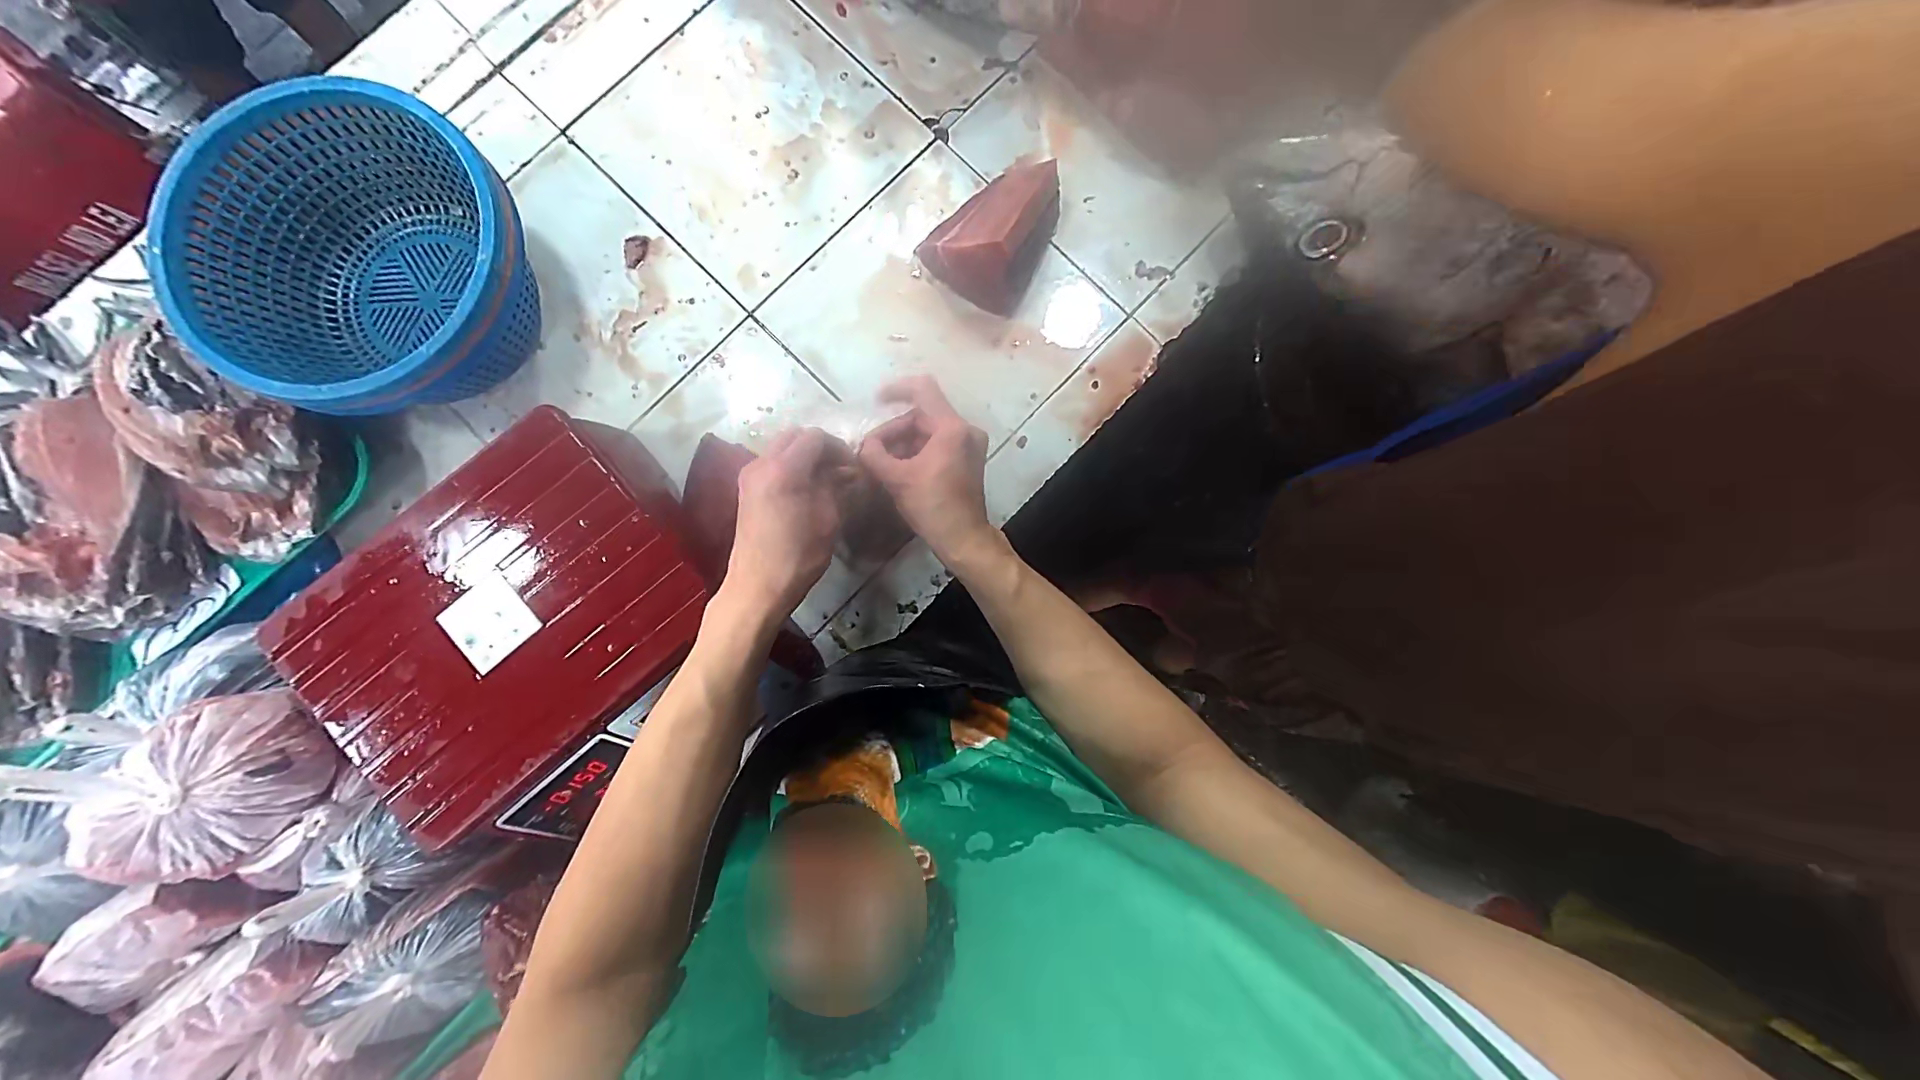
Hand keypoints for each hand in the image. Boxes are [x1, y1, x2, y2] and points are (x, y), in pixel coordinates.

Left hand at [723, 428, 851, 620]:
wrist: (757, 585)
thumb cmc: (798, 556)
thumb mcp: (828, 519)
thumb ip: (835, 486)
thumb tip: (844, 471)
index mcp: (784, 470)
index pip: (815, 437)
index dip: (839, 448)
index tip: (853, 468)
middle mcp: (761, 464)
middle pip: (795, 436)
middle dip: (821, 447)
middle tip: (841, 469)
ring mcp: (750, 475)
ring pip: (782, 447)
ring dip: (806, 456)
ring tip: (826, 480)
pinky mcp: (746, 488)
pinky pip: (772, 462)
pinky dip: (792, 465)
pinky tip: (807, 488)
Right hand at [858, 377, 996, 566]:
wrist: (963, 538)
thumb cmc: (932, 506)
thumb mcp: (896, 479)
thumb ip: (874, 454)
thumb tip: (863, 445)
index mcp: (952, 428)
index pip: (923, 389)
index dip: (896, 389)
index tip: (876, 400)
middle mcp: (965, 430)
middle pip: (922, 415)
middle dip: (894, 430)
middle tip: (871, 449)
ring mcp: (969, 445)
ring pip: (928, 431)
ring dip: (902, 442)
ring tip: (880, 460)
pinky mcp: (967, 459)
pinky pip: (937, 444)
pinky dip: (916, 451)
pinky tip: (896, 467)